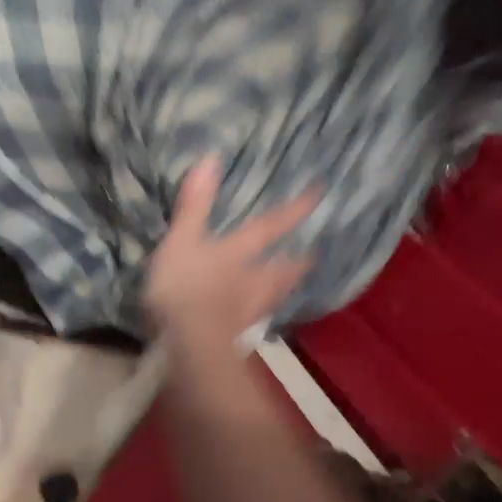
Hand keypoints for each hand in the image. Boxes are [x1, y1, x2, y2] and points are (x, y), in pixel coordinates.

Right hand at [145, 157, 315, 345]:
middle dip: (296, 260)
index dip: (294, 210)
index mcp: (241, 252)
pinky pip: (253, 321)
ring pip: (273, 295)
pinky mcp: (237, 336)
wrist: (190, 343)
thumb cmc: (185, 286)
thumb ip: (195, 205)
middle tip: (310, 255)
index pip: (273, 226)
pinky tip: (253, 318)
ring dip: (282, 289)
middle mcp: (254, 279)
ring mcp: (248, 310)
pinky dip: (256, 316)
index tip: (319, 194)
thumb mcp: (182, 241)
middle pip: (283, 268)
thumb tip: (211, 157)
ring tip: (287, 285)